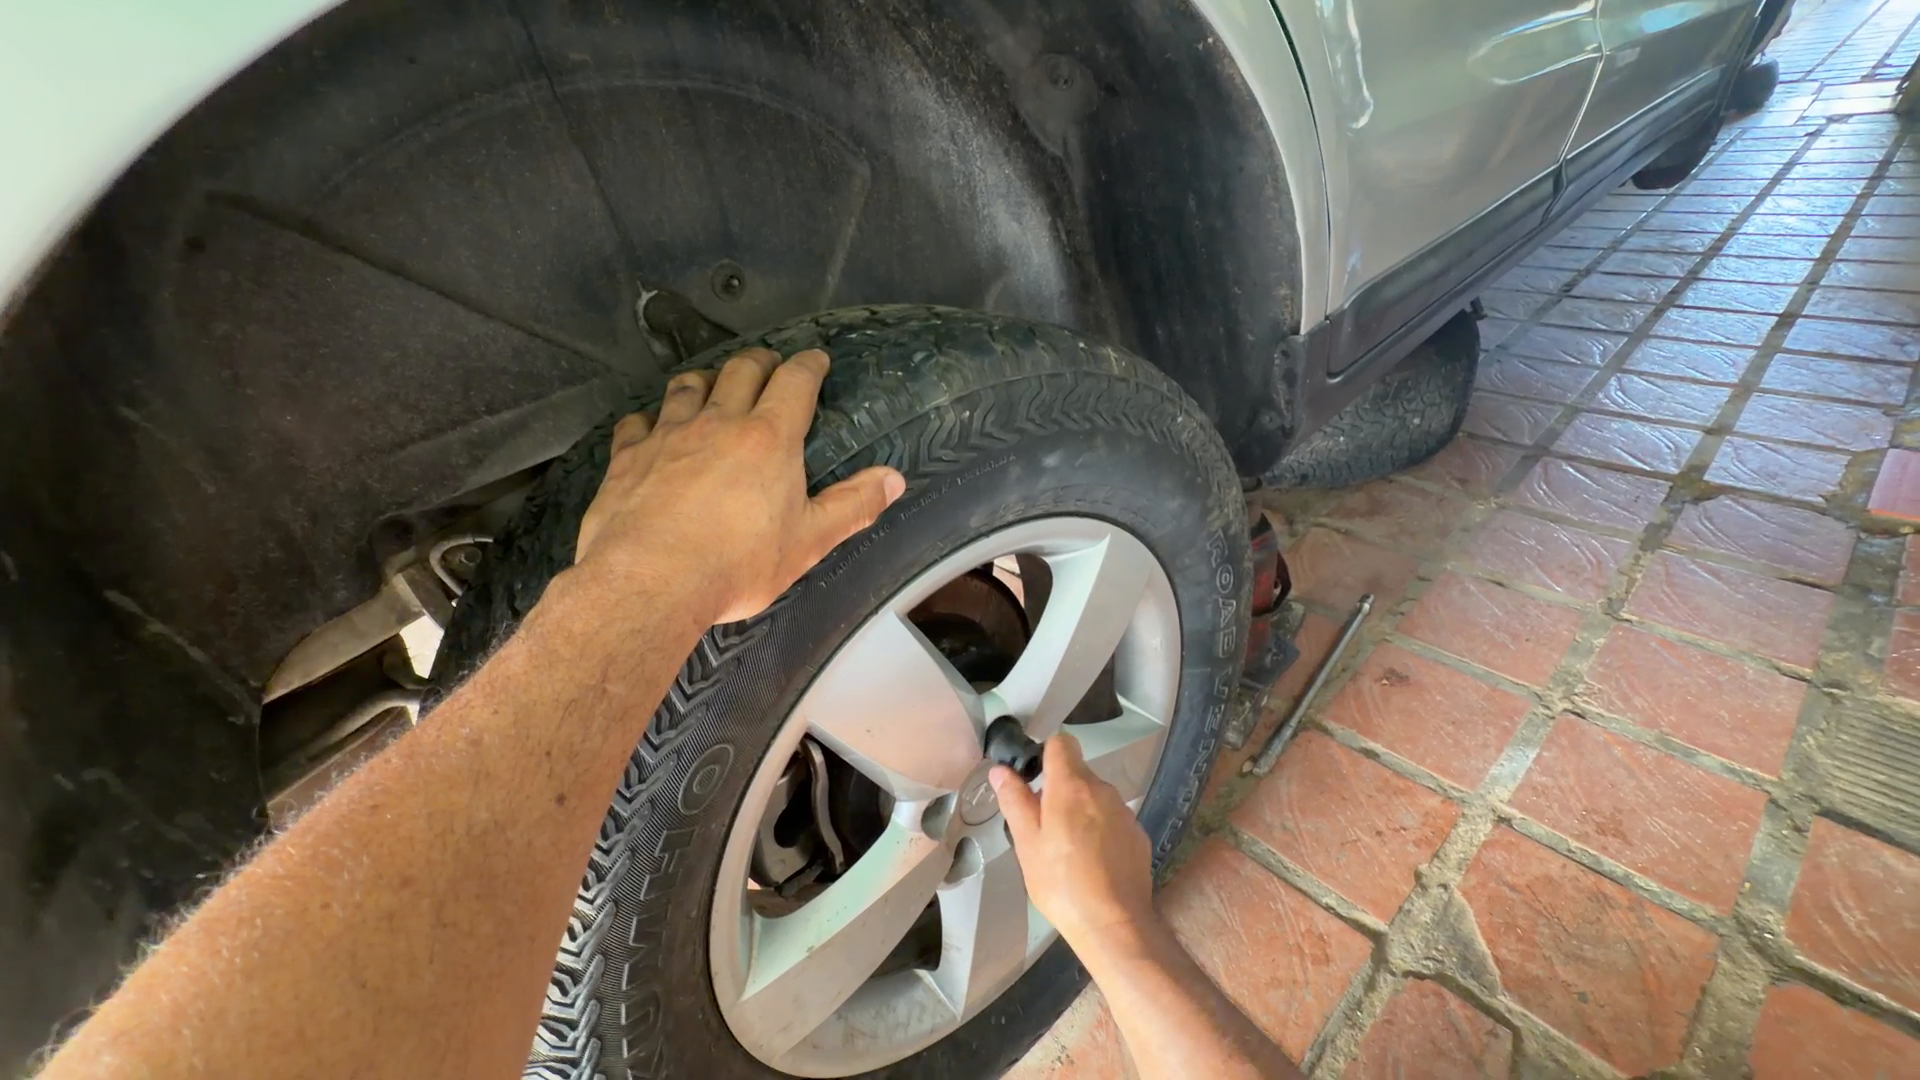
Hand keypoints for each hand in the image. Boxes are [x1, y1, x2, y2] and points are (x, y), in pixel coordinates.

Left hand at [573, 347, 905, 624]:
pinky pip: (638, 422)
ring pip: (688, 387)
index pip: (795, 383)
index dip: (808, 365)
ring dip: (706, 379)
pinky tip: (652, 427)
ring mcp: (668, 435)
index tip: (816, 358)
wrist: (651, 581)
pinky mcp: (629, 457)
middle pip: (740, 370)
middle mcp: (719, 423)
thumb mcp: (810, 541)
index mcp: (769, 439)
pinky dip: (650, 418)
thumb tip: (895, 478)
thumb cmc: (740, 563)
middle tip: (769, 365)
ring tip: (713, 385)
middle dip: (760, 361)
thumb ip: (854, 505)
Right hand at [992, 735, 1155, 947]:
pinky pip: (1112, 820)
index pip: (1061, 743)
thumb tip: (1001, 769)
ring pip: (1095, 798)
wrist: (1114, 925)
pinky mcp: (1138, 834)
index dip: (1045, 753)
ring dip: (1080, 811)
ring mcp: (1124, 812)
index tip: (1034, 777)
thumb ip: (1015, 800)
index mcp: (1071, 785)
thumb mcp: (1027, 843)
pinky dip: (1101, 831)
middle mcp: (1102, 790)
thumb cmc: (1061, 882)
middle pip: (1077, 772)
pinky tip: (1093, 863)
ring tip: (1067, 850)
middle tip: (1043, 827)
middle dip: (1059, 789)